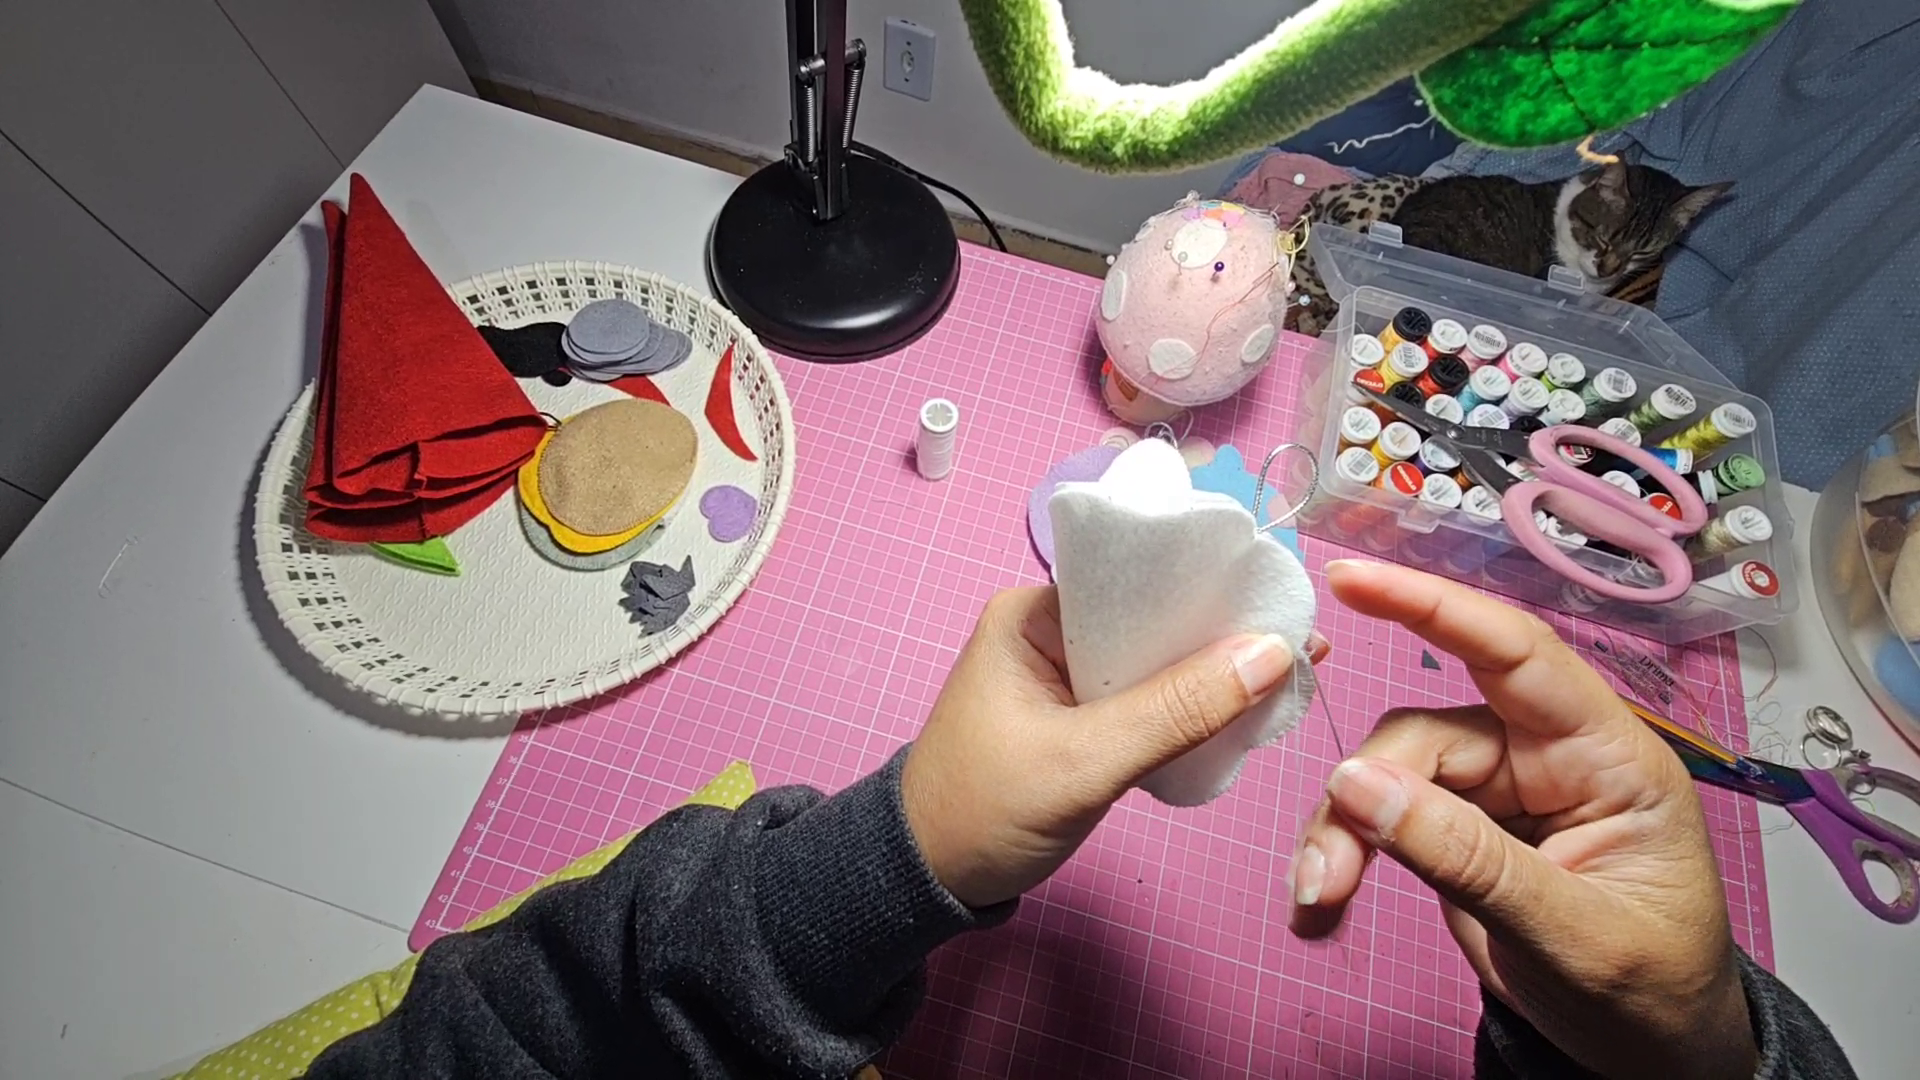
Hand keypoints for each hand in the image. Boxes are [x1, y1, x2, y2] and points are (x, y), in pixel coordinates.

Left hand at [902, 586, 1324, 907]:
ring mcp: (1067, 675)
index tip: (1275, 596)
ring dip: (1209, 672)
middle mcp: (1051, 630)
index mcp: (1034, 615)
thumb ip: (1176, 710)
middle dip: (1217, 632)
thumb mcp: (1081, 761)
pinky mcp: (1080, 715)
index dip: (1203, 586)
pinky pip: (1147, 697)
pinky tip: (1241, 712)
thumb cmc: (985, 808)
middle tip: (1303, 638)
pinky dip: (1188, 706)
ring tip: (1291, 670)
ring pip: (1153, 661)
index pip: (1130, 580)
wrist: (933, 876)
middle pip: (1148, 619)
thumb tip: (1272, 652)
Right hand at [1291, 561, 1755, 1079]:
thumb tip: (1353, 783)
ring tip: (1320, 894)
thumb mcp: (1577, 938)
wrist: (1640, 1051)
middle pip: (1417, 736)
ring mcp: (1483, 781)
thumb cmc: (1650, 993)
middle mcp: (1534, 751)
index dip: (1431, 605)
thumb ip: (1468, 859)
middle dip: (1363, 798)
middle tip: (1326, 872)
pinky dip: (1341, 847)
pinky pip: (1372, 808)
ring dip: (1342, 832)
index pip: (1515, 651)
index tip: (1348, 579)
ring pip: (1380, 773)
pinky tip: (1323, 892)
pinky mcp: (1443, 812)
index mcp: (1602, 755)